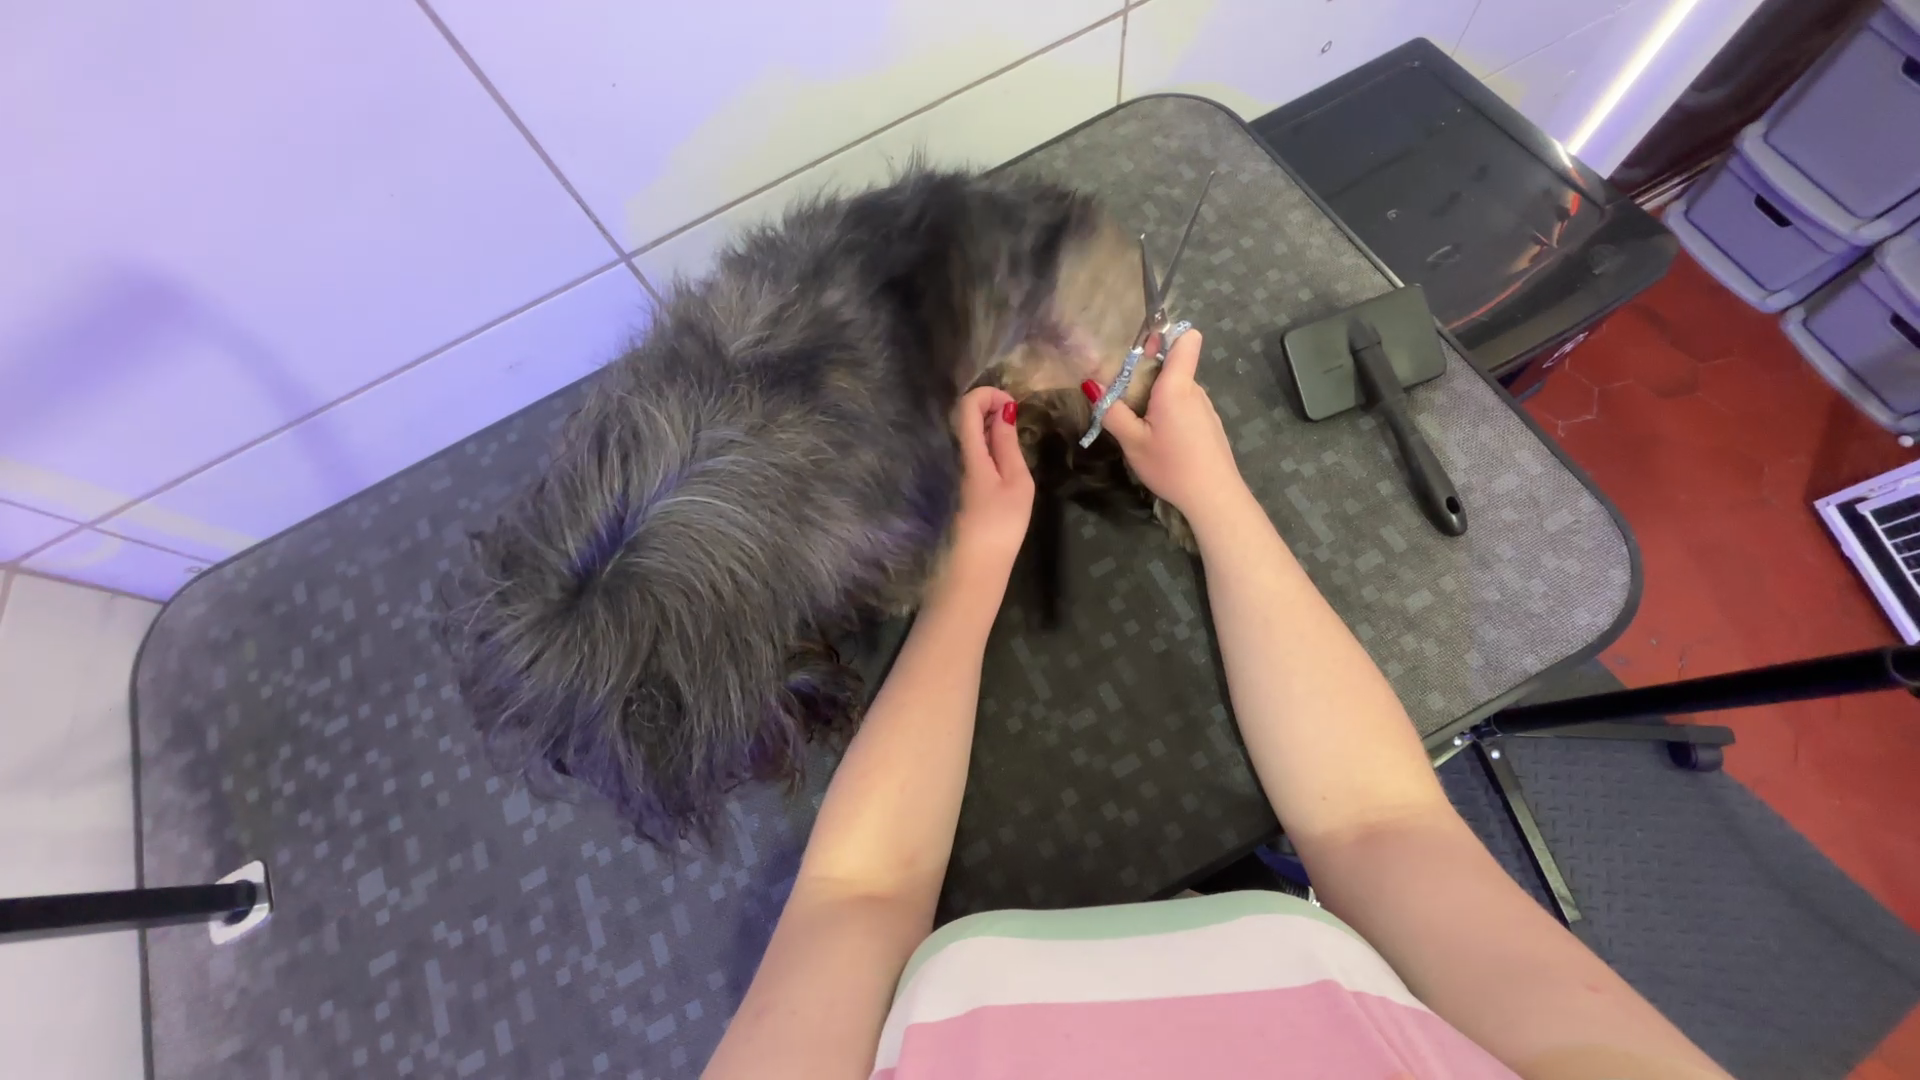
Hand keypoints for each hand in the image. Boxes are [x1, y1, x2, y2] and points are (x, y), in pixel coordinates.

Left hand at [946, 386, 1034, 574]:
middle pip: (963, 416)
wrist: (977, 564)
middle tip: (1016, 413)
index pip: (966, 406)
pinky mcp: (960, 483)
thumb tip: (1004, 410)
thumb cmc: (1002, 523)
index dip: (988, 394)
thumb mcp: (1016, 481)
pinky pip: (969, 449)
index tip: (1012, 402)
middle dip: (988, 404)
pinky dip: (985, 440)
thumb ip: (1008, 444)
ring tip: (1013, 430)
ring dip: (988, 423)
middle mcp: (957, 456)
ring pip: (966, 433)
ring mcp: (956, 469)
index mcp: (970, 452)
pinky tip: (1002, 452)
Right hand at [1093, 330, 1250, 528]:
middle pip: (1173, 366)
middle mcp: (1194, 390)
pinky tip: (1160, 441)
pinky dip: (1169, 414)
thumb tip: (1092, 385)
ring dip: (1157, 398)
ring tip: (1139, 425)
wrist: (1214, 497)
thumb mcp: (1132, 442)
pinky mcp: (1209, 425)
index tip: (1142, 348)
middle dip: (1148, 374)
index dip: (1166, 335)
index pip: (1186, 338)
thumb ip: (1112, 412)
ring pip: (1178, 389)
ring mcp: (1205, 408)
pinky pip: (1185, 406)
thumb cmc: (1171, 465)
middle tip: (1124, 397)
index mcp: (1176, 387)